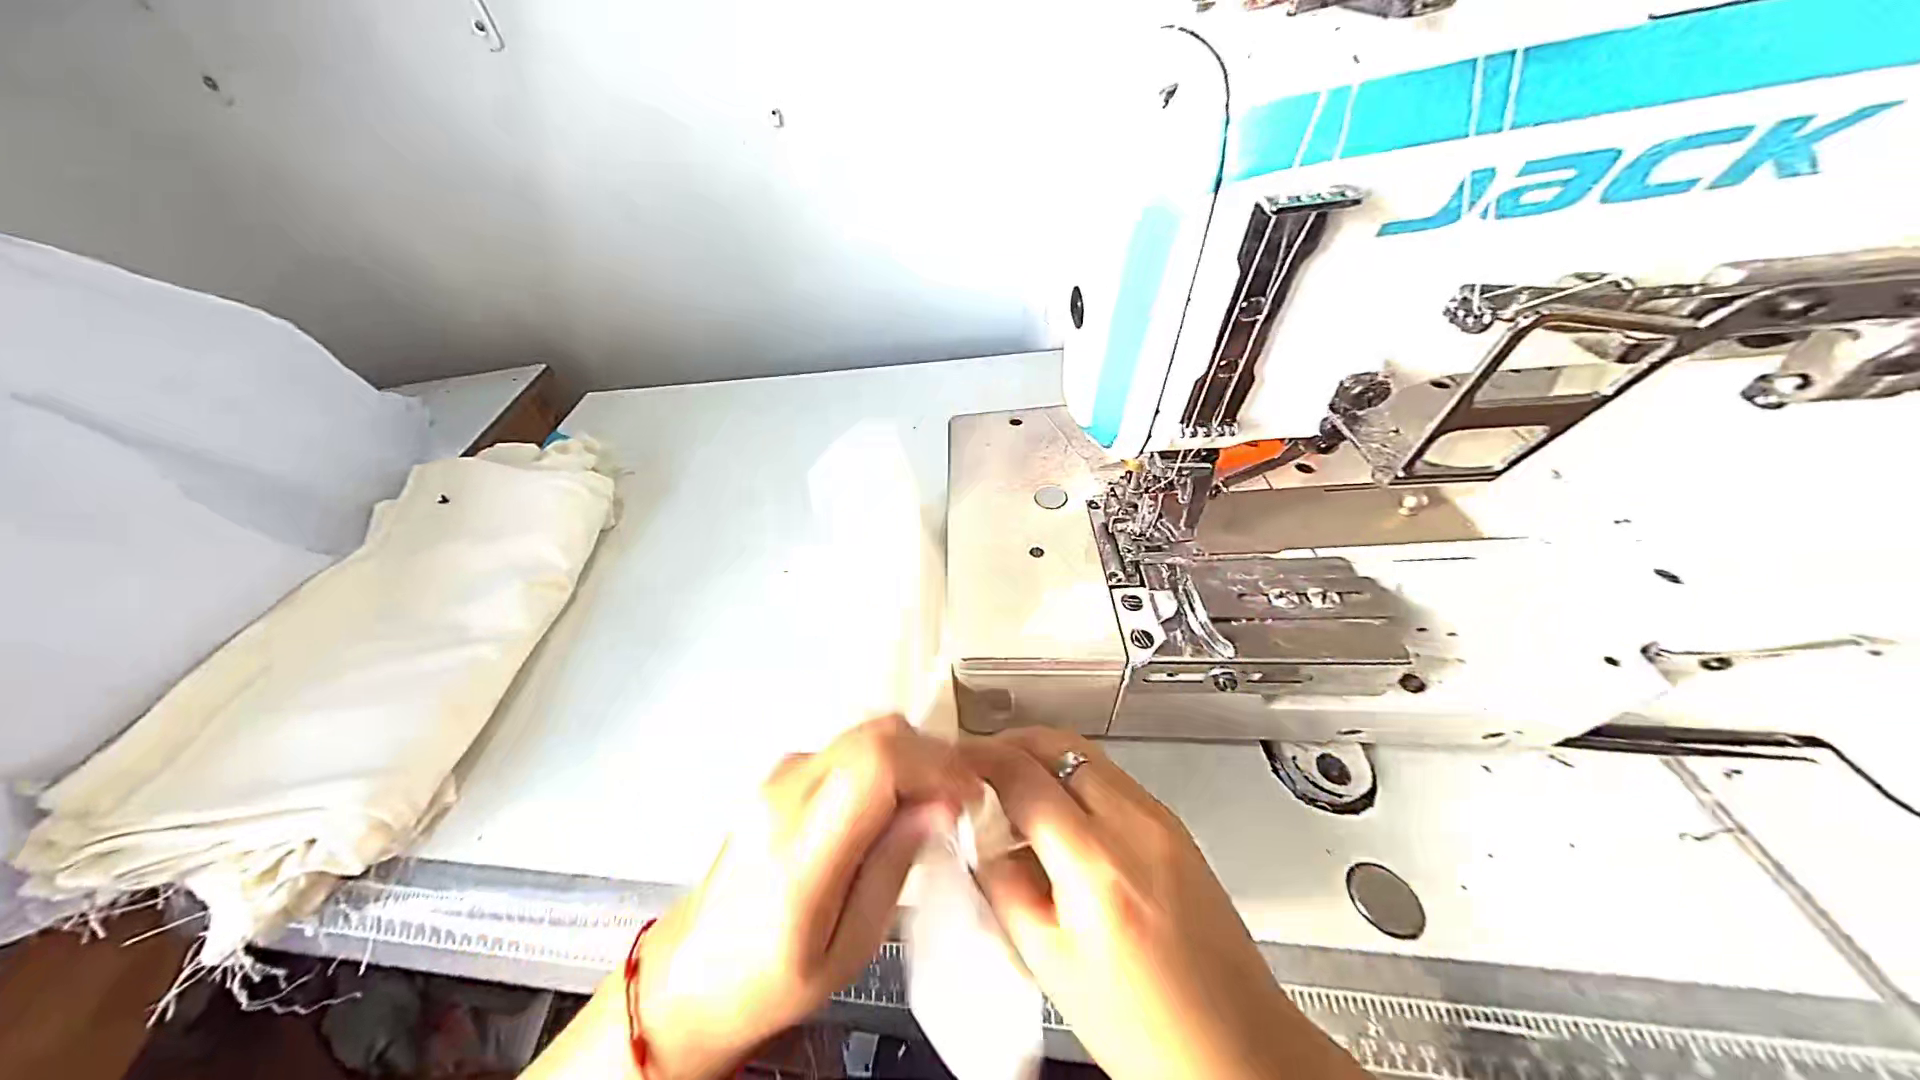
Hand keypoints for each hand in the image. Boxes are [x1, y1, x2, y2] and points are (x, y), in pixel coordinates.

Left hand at [525, 715, 975, 1079]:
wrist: (690, 974)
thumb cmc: (772, 979)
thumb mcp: (849, 946)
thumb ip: (894, 865)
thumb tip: (942, 804)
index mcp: (799, 846)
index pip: (876, 763)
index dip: (935, 764)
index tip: (969, 795)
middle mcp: (785, 793)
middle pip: (875, 734)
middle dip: (932, 755)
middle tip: (959, 799)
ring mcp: (777, 777)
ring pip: (864, 733)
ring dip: (910, 756)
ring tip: (931, 803)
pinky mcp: (778, 775)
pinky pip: (846, 748)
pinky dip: (884, 761)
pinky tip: (892, 804)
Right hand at [961, 729, 1366, 1079]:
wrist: (1240, 1051)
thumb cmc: (1154, 1031)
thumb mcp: (1049, 961)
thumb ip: (1004, 886)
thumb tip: (977, 839)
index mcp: (1097, 865)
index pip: (1023, 775)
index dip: (978, 759)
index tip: (956, 763)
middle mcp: (1136, 827)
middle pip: (1059, 744)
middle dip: (1011, 744)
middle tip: (980, 766)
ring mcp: (1162, 822)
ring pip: (1086, 755)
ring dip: (1043, 759)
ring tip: (1014, 794)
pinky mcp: (1176, 828)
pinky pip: (1113, 779)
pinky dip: (1075, 780)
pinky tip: (1059, 816)